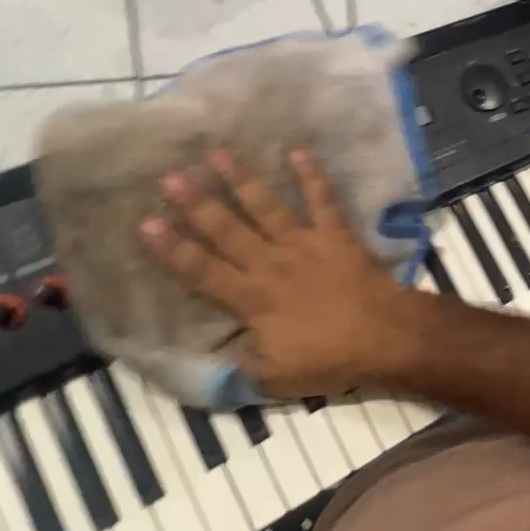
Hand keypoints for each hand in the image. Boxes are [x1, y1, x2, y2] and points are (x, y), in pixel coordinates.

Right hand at [141, 149, 429, 396]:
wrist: (384, 335)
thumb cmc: (330, 358)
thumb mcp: (274, 379)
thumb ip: (241, 366)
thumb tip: (217, 358)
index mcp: (251, 298)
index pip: (201, 271)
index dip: (172, 249)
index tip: (146, 223)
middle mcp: (270, 263)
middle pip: (227, 230)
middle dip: (197, 203)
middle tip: (171, 176)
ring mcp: (304, 243)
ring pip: (266, 206)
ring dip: (241, 180)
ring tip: (217, 153)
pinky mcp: (336, 234)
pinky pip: (322, 199)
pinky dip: (311, 175)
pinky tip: (298, 151)